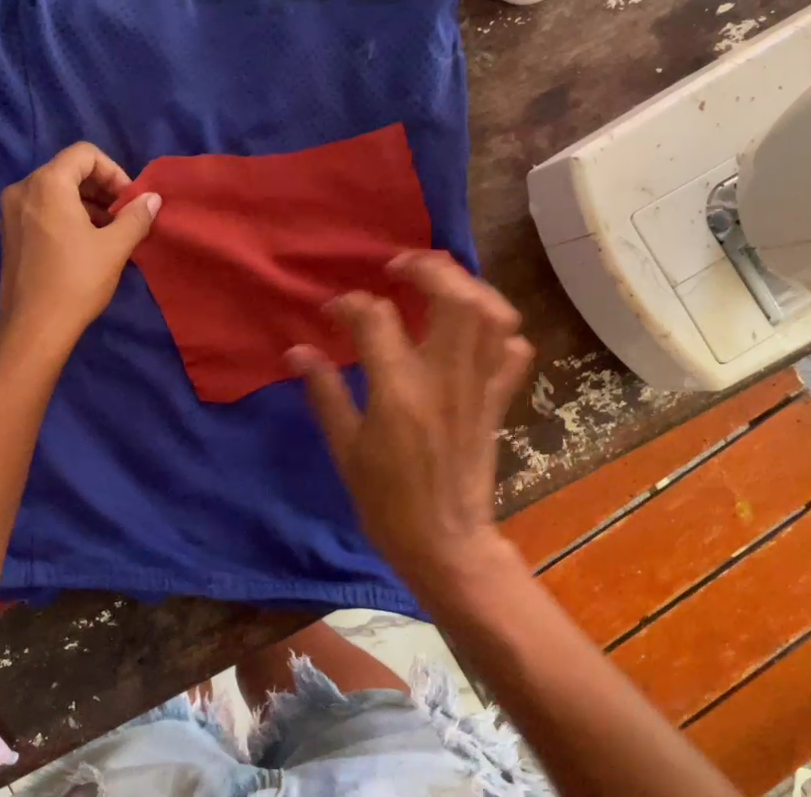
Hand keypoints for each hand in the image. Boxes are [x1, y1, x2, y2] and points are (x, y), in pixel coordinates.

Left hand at [0, 143, 159, 348]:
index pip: (84, 154)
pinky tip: (84, 244)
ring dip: (85, 204)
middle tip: (123, 216)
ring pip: (54, 192)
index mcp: (46, 184)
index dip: (113, 172)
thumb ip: (135, 216)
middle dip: (101, 189)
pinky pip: (41, 210)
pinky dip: (65, 216)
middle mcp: (22, 190)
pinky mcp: (8, 234)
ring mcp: (10, 213)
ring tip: (108, 233)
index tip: (129, 201)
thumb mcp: (114, 247)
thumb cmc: (76, 281)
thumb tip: (152, 199)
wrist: (33, 328)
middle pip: (68, 171)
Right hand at [287, 250, 535, 592]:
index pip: (375, 318)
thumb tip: (297, 351)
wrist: (445, 543)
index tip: (332, 312)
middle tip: (400, 266)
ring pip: (492, 314)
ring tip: (439, 284)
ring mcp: (479, 387)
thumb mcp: (345, 448)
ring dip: (467, 287)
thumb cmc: (386, 500)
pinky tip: (472, 331)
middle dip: (428, 268)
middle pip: (455, 297)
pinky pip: (514, 351)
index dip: (349, 305)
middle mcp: (445, 378)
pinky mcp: (499, 400)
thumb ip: (324, 392)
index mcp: (399, 389)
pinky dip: (499, 330)